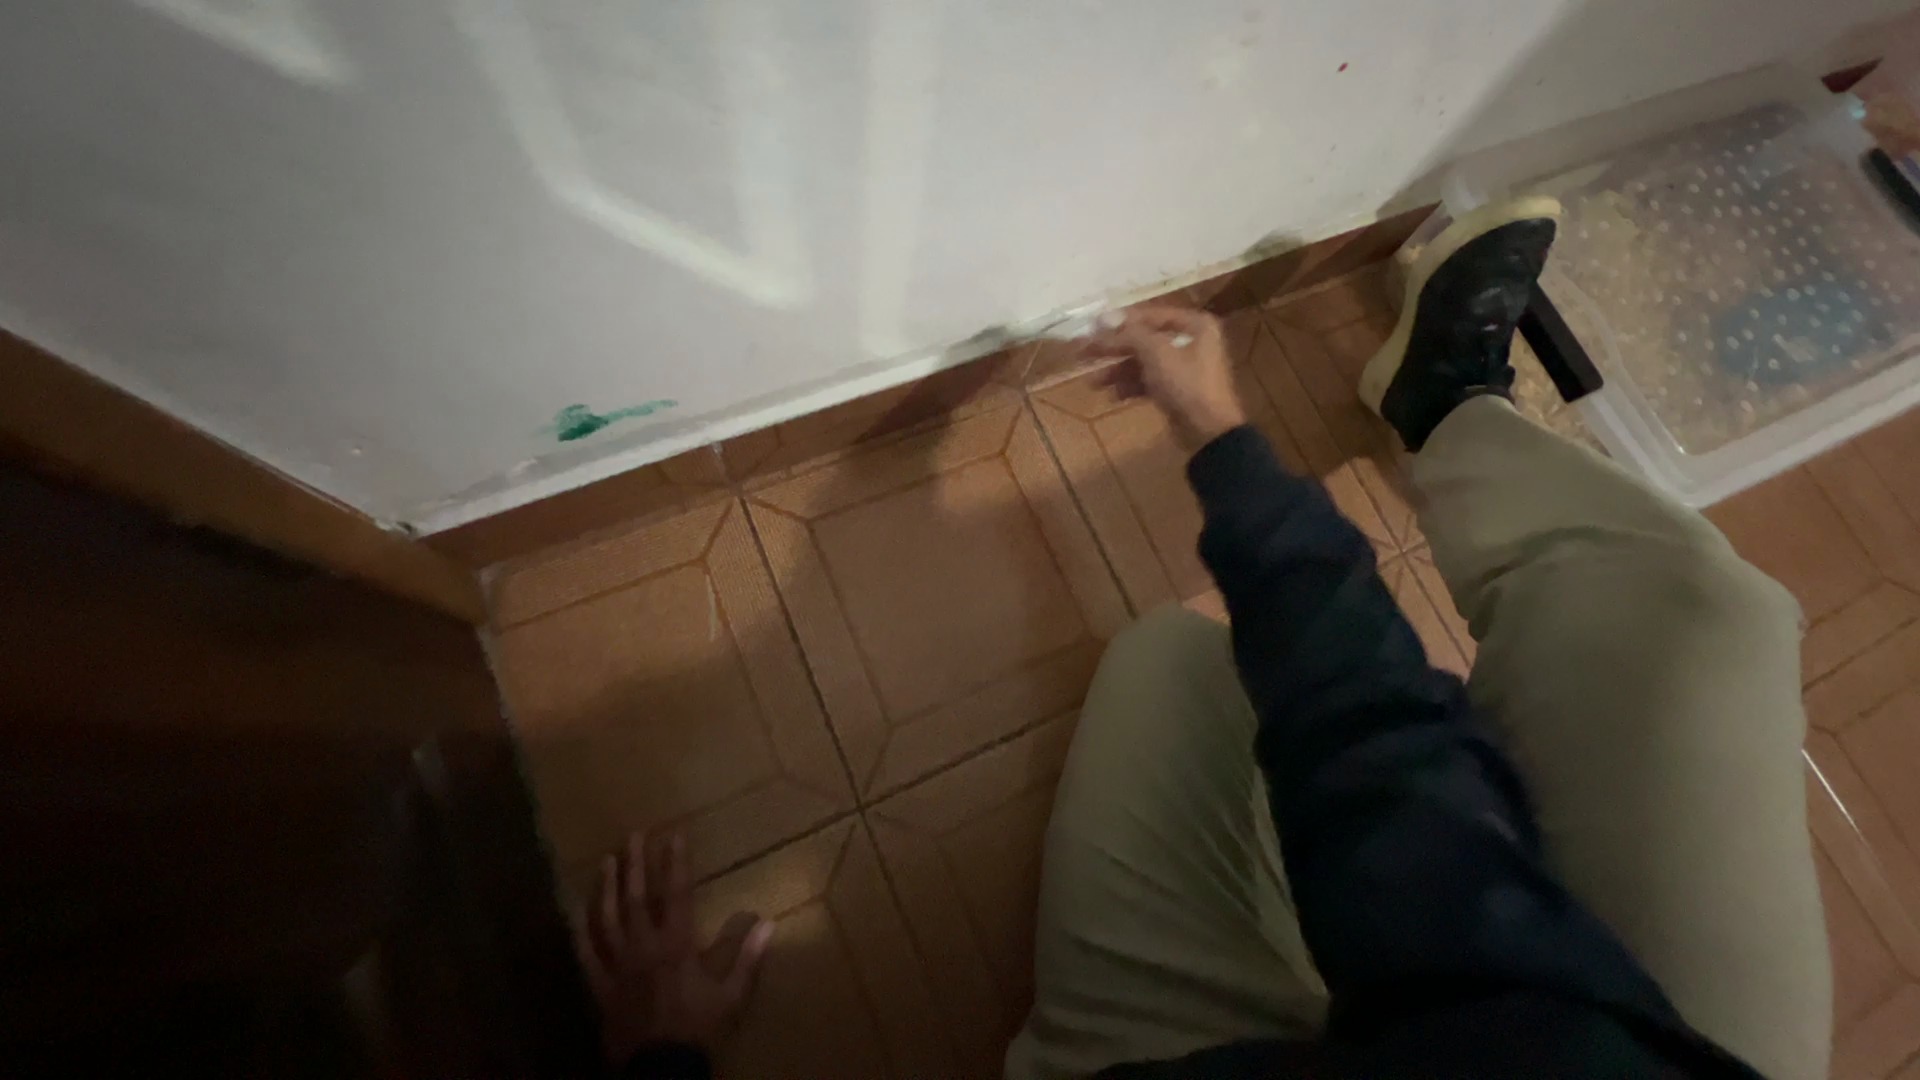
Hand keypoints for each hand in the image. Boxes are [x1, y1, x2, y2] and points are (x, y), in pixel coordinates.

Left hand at [576, 830, 772, 1063]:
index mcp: (677, 945)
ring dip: (607, 888)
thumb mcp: (731, 994)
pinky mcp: (601, 988)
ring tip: (606, 861)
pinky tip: (579, 914)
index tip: (675, 834)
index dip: (676, 862)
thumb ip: (746, 955)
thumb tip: (767, 920)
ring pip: (607, 920)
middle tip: (634, 835)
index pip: (677, 893)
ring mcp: (618, 967)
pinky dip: (582, 933)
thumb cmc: (699, 1028)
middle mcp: (644, 948)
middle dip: (636, 864)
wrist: (660, 1071)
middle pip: (637, 898)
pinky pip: (587, 956)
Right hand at [1086, 306, 1246, 449]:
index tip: (1092, 328)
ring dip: (1117, 371)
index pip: (1150, 315)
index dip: (1120, 322)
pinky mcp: (1176, 391)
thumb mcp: (1157, 353)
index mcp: (1194, 325)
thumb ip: (1129, 334)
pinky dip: (1130, 387)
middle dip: (1114, 350)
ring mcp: (1183, 368)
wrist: (1208, 431)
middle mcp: (1191, 341)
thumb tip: (1102, 320)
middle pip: (1144, 340)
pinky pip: (1148, 382)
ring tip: (1094, 383)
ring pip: (1143, 363)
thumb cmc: (1186, 384)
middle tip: (1084, 353)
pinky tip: (1113, 396)